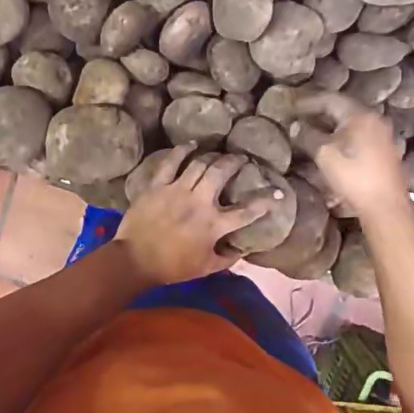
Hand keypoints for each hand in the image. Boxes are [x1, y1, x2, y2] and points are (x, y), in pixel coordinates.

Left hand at [115, 146, 275, 284]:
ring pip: (199, 164)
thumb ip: (227, 258)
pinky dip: (182, 151)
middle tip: (242, 159)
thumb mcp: (206, 268)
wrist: (135, 260)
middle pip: (221, 173)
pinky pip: (171, 162)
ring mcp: (177, 190)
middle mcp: (199, 202)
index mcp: (214, 224)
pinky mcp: (157, 185)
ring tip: (220, 155)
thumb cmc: (172, 266)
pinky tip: (191, 145)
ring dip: (213, 157)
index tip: (278, 192)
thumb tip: (242, 249)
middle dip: (235, 162)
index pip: (246, 210)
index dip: (265, 201)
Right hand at [290, 92, 410, 218]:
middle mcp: (375, 119)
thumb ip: (308, 136)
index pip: (330, 99)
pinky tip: (333, 144)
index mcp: (360, 115)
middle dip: (320, 112)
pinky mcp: (386, 149)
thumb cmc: (353, 176)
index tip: (292, 107)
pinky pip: (360, 134)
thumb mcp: (324, 154)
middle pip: (343, 109)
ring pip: (352, 122)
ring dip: (331, 125)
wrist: (385, 205)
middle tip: (300, 117)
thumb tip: (295, 126)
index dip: (308, 102)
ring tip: (313, 131)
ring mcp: (383, 134)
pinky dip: (344, 135)